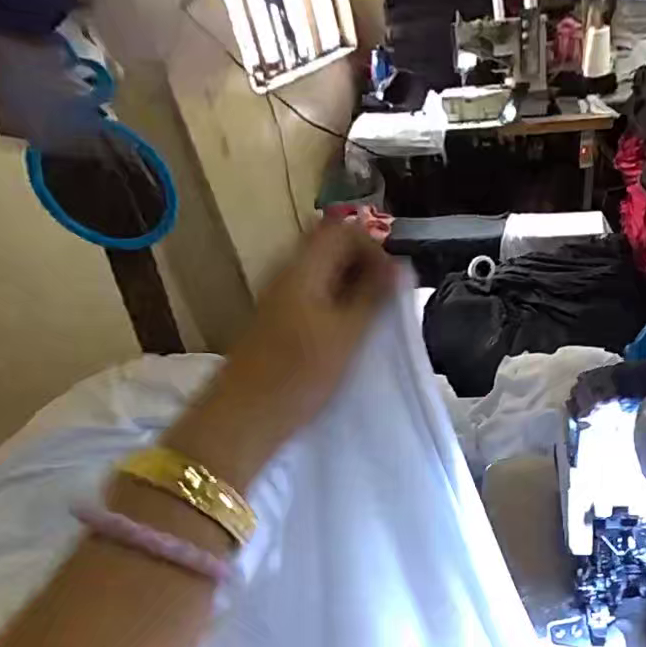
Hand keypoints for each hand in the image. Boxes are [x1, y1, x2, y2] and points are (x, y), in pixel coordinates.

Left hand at [162, 220, 396, 487]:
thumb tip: (399, 265)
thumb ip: (374, 297)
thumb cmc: (300, 374)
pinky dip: (342, 303)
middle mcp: (288, 274)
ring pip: (327, 273)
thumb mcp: (347, 335)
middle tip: (392, 299)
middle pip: (333, 248)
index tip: (396, 281)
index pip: (342, 230)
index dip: (375, 247)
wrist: (246, 416)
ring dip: (357, 286)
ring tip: (379, 317)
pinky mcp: (282, 321)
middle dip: (368, 265)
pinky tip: (355, 332)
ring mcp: (282, 297)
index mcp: (302, 270)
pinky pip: (319, 295)